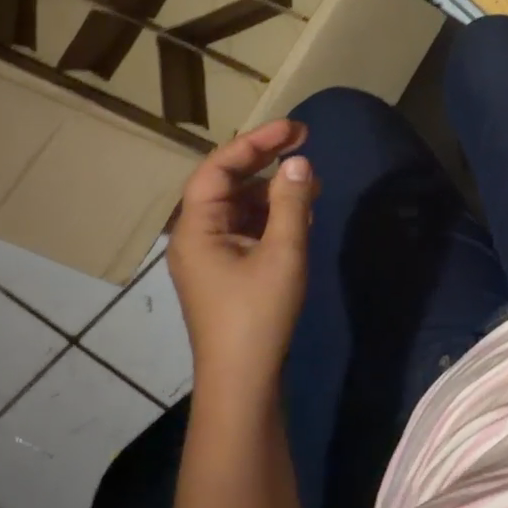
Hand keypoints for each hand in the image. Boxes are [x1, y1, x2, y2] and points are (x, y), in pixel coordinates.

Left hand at [167, 119, 317, 394]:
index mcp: (196, 229)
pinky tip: (302, 212)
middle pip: (225, 183)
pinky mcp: (228, 270)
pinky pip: (248, 226)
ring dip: (273, 187)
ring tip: (311, 180)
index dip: (255, 142)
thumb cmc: (258, 313)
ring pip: (239, 205)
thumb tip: (299, 162)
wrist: (243, 379)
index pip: (218, 168)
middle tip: (304, 140)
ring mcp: (211, 255)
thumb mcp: (284, 252)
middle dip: (264, 159)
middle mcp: (197, 236)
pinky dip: (273, 212)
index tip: (295, 128)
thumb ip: (292, 203)